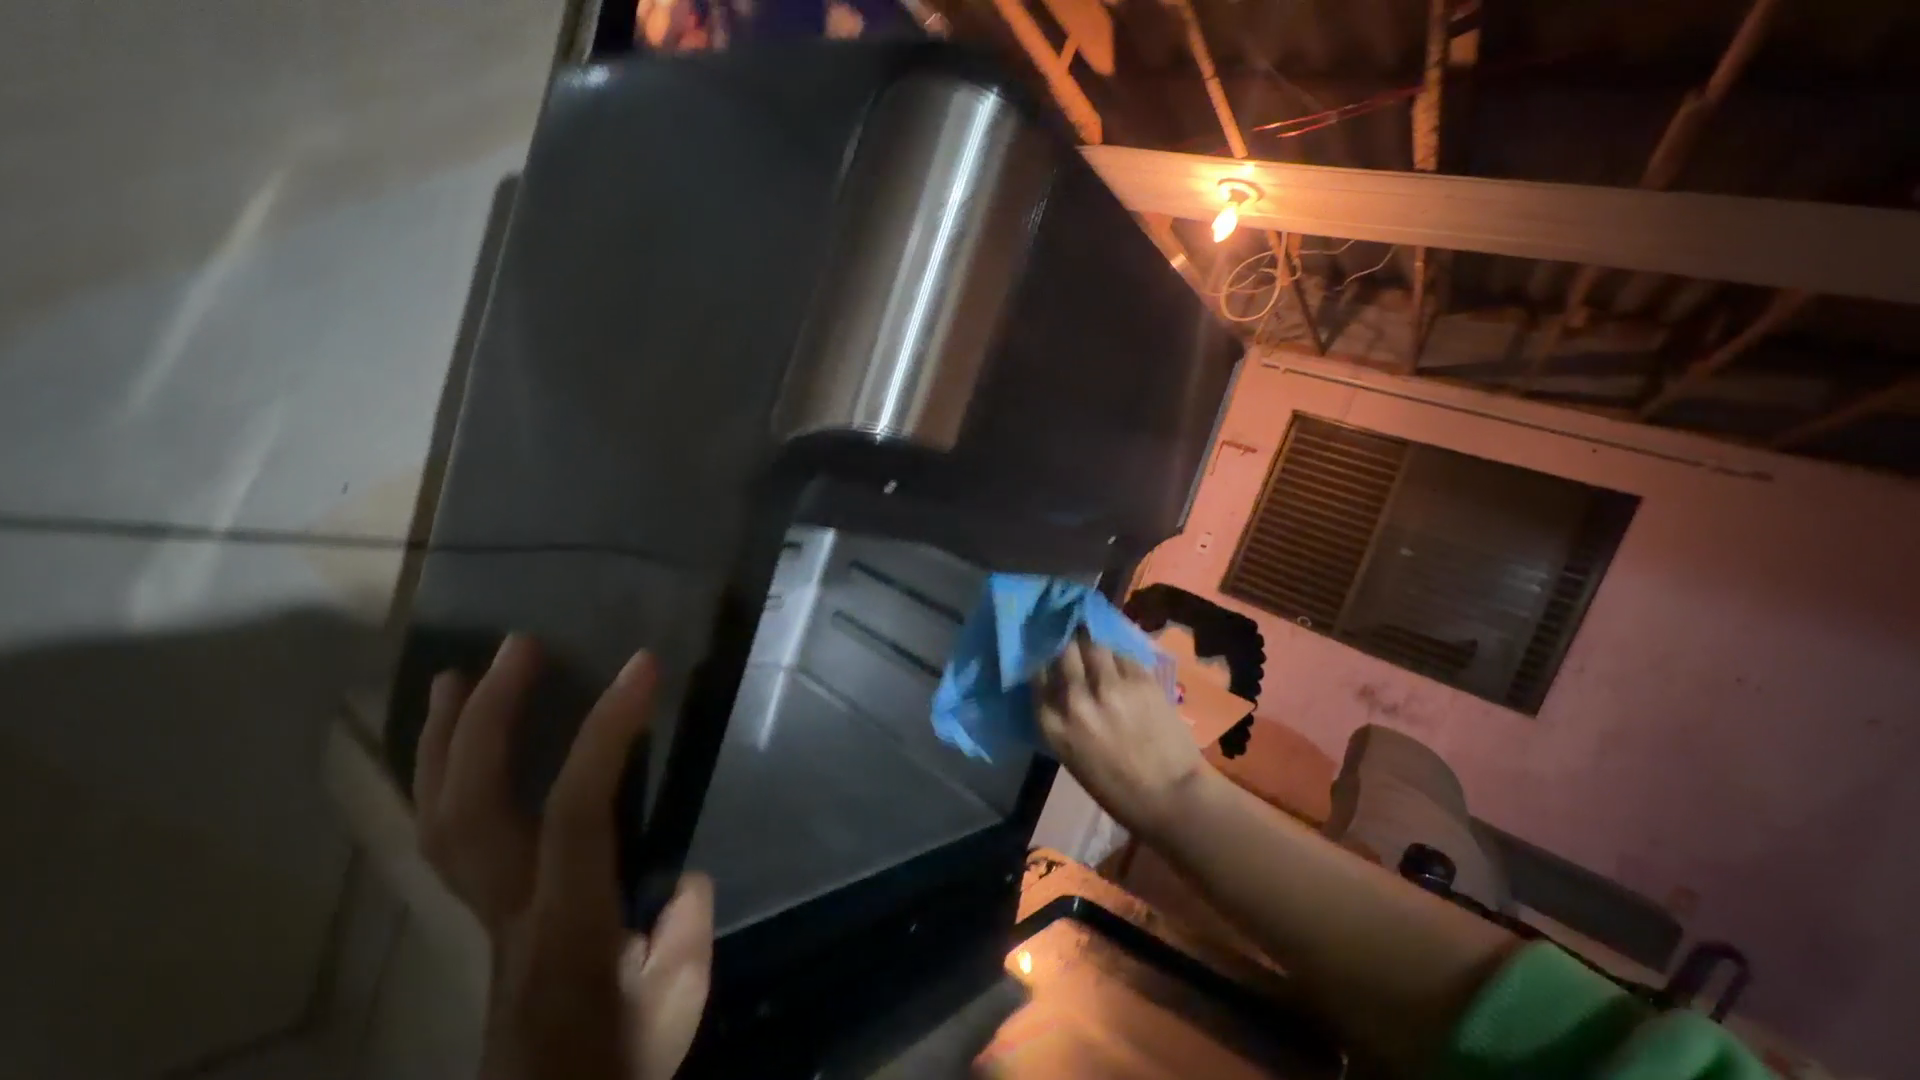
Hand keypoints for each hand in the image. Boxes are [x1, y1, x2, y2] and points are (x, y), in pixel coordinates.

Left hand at [415, 635, 712, 1079]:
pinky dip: (438, 779)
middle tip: (518, 648)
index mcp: (566, 923)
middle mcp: (508, 906)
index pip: (575, 811)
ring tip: (458, 678)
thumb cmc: (620, 1056)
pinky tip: (451, 748)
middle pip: (475, 801)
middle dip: (492, 717)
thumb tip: (683, 881)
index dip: (604, 733)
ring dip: (446, 740)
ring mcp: (482, 907)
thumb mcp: (673, 1007)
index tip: (640, 668)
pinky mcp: (479, 909)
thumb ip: (682, 940)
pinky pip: (443, 832)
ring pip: (440, 814)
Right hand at [1035, 636, 1207, 840]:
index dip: (1046, 665)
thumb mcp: (1073, 758)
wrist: (1171, 796)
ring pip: (1094, 646)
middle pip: (1064, 652)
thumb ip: (1063, 721)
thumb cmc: (1118, 790)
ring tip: (1100, 652)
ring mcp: (1109, 686)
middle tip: (1076, 648)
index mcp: (1054, 725)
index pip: (1038, 676)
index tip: (1052, 663)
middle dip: (1069, 647)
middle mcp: (1076, 699)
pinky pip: (1123, 656)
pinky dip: (1120, 659)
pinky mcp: (1140, 679)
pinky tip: (1124, 669)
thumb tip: (1063, 692)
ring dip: (1094, 647)